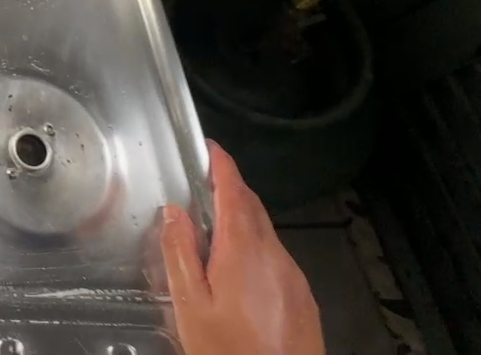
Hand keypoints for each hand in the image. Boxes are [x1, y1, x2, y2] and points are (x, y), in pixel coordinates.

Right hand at [161, 142, 323, 354]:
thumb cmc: (227, 350)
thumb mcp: (189, 303)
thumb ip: (180, 252)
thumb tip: (175, 212)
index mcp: (246, 251)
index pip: (236, 193)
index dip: (223, 165)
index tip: (209, 146)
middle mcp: (277, 258)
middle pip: (253, 209)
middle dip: (229, 190)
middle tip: (199, 184)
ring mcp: (296, 281)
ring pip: (266, 234)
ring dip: (240, 220)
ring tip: (208, 230)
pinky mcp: (304, 302)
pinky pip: (275, 259)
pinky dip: (253, 247)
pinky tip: (234, 269)